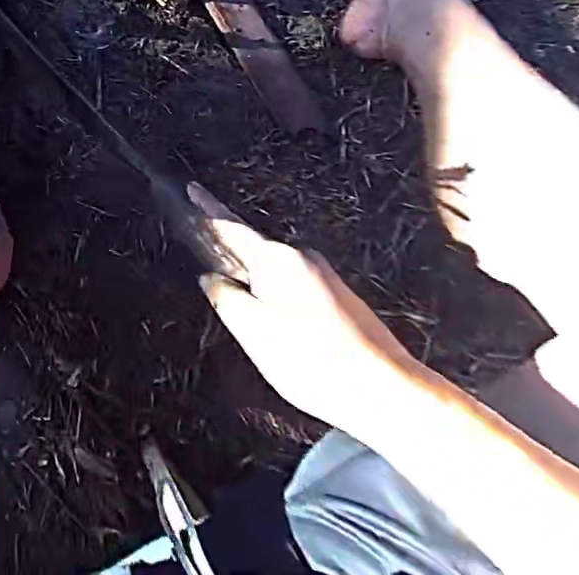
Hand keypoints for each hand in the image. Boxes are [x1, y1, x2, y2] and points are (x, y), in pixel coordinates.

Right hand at [191, 184, 420, 428]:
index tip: (191, 188)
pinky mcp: (338, 293)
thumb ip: (224, 298)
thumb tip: (211, 279)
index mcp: (274, 259)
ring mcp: (322, 273)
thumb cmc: (311, 362)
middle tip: (216, 281)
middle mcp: (300, 257)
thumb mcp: (252, 332)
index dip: (206, 207)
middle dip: (232, 260)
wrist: (386, 389)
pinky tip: (283, 331)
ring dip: (258, 287)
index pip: (229, 225)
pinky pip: (293, 284)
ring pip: (274, 271)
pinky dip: (279, 298)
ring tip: (255, 324)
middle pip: (253, 248)